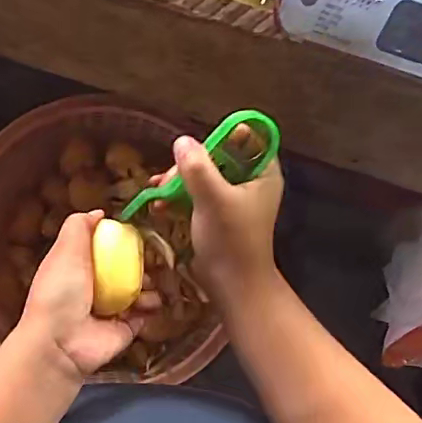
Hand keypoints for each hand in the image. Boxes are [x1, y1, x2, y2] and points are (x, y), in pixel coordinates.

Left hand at [13, 211, 146, 378]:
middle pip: (124, 268)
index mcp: (77, 266)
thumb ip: (79, 226)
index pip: (102, 247)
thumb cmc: (59, 292)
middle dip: (140, 262)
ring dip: (149, 283)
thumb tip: (99, 213)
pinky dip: (152, 306)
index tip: (135, 233)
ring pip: (138, 289)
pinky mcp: (124, 328)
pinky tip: (151, 300)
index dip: (118, 239)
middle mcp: (93, 286)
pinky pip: (145, 314)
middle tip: (150, 258)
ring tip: (150, 281)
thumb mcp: (65, 249)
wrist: (61, 342)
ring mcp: (110, 308)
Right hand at [155, 135, 282, 306]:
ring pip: (203, 175)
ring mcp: (232, 198)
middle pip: (219, 155)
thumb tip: (181, 141)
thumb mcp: (213, 199)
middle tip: (169, 177)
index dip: (223, 137)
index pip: (249, 138)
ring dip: (179, 180)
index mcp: (262, 173)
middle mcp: (250, 182)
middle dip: (190, 163)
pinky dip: (178, 196)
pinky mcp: (216, 214)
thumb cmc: (231, 240)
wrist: (232, 285)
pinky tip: (159, 203)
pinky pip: (196, 194)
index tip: (197, 149)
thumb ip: (197, 168)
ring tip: (158, 189)